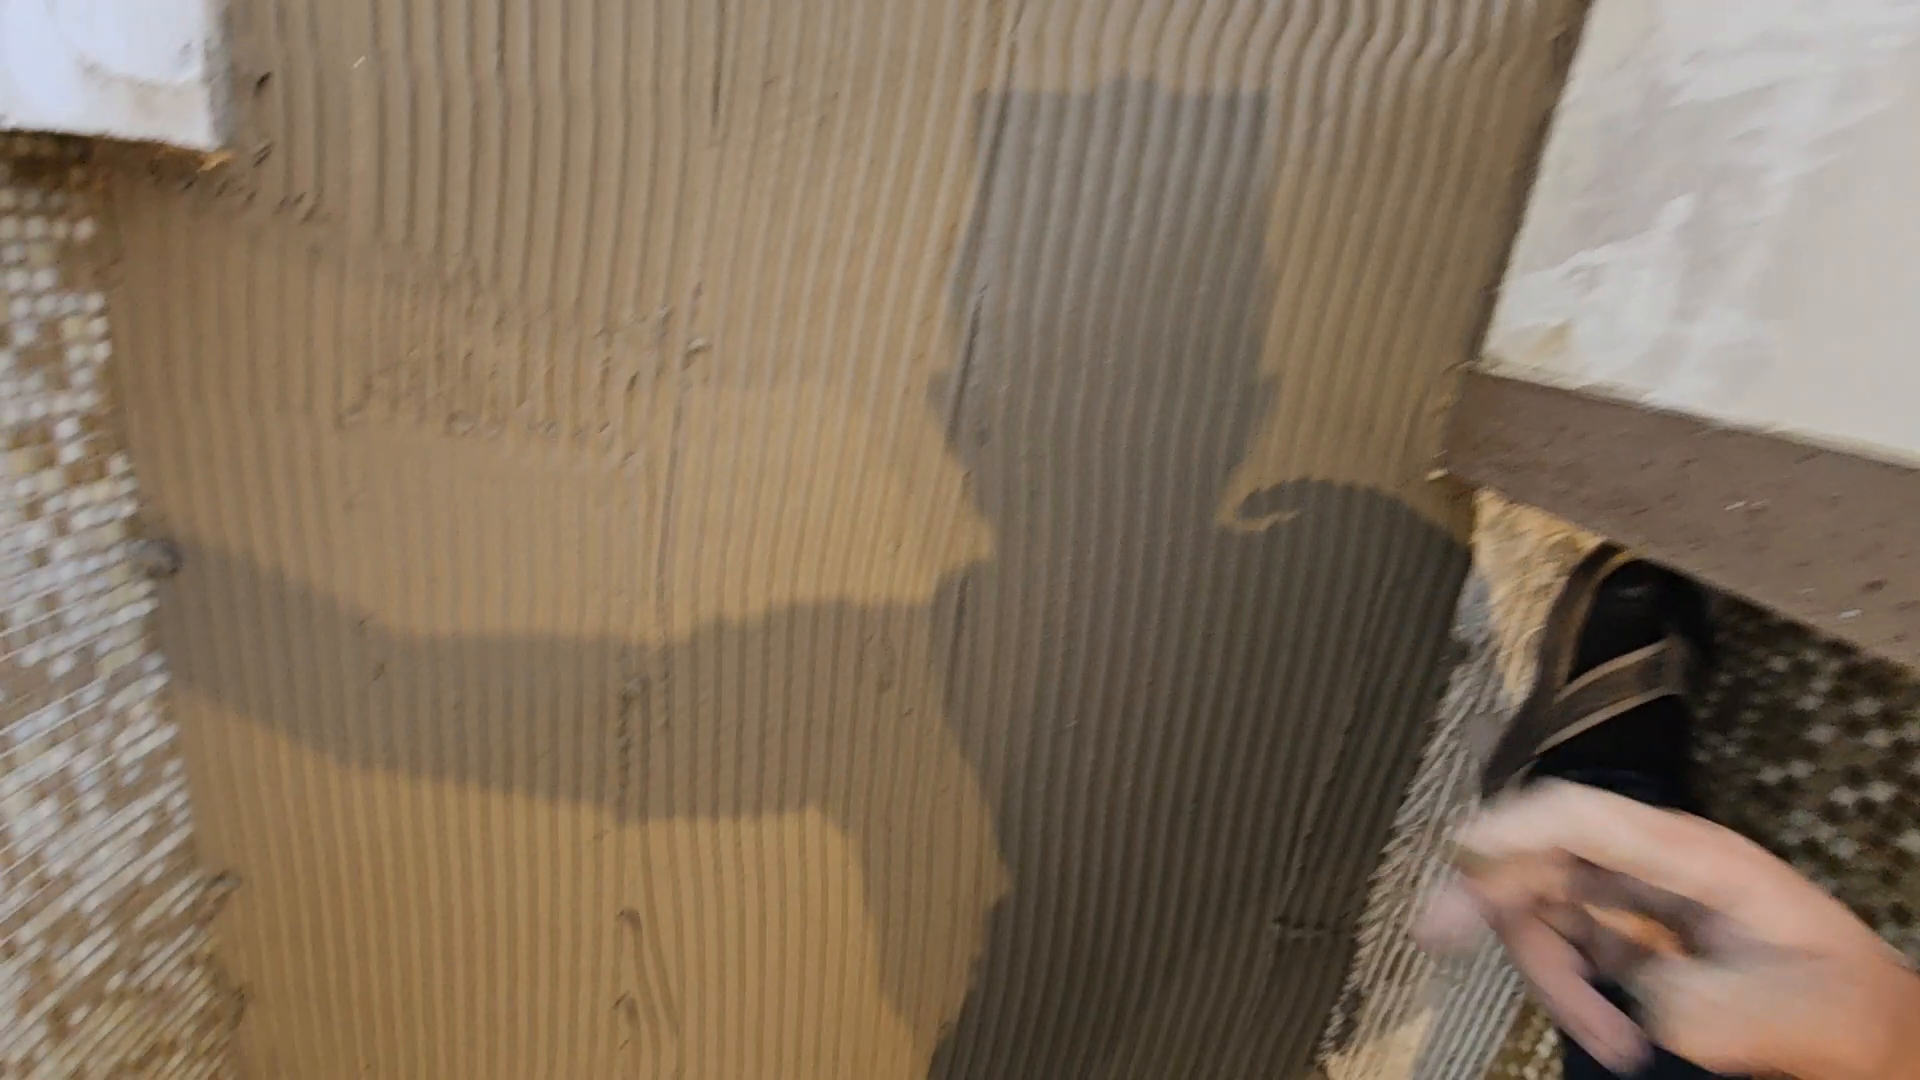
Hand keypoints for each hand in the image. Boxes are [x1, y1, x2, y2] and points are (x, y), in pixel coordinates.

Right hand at [1414, 781, 1919, 1078]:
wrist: (1874, 1043)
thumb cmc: (1853, 1014)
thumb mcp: (1818, 1018)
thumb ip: (1724, 1009)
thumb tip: (1639, 1005)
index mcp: (1691, 857)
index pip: (1580, 816)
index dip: (1514, 824)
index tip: (1461, 850)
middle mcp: (1638, 862)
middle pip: (1534, 856)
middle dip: (1487, 896)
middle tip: (1435, 934)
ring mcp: (1619, 893)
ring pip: (1532, 905)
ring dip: (1547, 972)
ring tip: (1607, 1040)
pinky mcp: (1607, 927)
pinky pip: (1552, 942)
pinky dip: (1562, 988)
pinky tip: (1606, 1032)